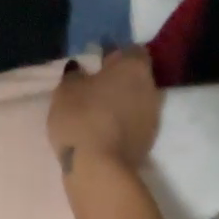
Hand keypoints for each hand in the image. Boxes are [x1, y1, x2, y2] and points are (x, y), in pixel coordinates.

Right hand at [47, 48, 161, 174]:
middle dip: (119, 81)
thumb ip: (74, 75)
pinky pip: (133, 125)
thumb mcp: (66, 91)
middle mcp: (150, 85)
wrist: (99, 168)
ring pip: (136, 102)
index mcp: (133, 65)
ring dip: (122, 105)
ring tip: (100, 115)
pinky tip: (105, 133)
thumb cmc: (81, 118)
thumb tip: (79, 68)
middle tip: (97, 90)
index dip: (114, 54)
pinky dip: (122, 126)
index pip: (129, 50)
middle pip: (136, 77)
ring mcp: (153, 115)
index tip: (98, 62)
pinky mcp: (148, 142)